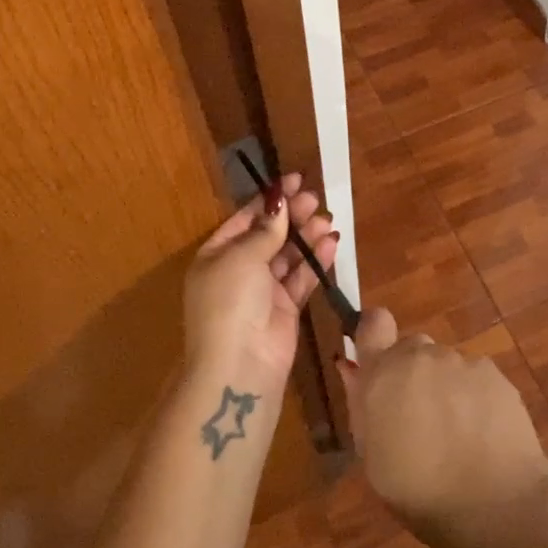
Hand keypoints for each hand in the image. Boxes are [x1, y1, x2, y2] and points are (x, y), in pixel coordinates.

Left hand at [183, 173, 338, 387]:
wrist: (240, 366)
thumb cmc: (231, 301)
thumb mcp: (242, 257)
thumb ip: (265, 229)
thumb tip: (279, 202)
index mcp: (216, 255)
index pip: (245, 218)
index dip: (270, 200)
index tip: (295, 180)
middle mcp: (237, 271)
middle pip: (269, 235)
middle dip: (292, 217)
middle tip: (316, 198)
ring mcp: (262, 292)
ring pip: (288, 256)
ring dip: (306, 237)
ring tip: (328, 219)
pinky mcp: (285, 310)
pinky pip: (301, 279)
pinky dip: (316, 262)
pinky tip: (331, 243)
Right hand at [337, 308, 547, 536]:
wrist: (494, 504)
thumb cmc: (419, 490)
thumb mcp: (372, 457)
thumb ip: (361, 405)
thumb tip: (352, 369)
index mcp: (382, 373)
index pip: (372, 324)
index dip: (374, 334)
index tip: (377, 358)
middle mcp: (420, 355)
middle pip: (412, 350)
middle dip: (412, 373)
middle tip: (419, 417)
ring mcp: (460, 362)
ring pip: (446, 365)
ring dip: (445, 387)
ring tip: (457, 434)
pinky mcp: (495, 375)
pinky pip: (476, 378)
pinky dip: (476, 398)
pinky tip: (483, 434)